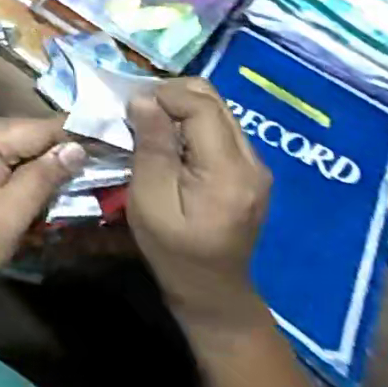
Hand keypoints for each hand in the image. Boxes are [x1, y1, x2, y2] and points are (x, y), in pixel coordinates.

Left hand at [0, 116, 86, 290]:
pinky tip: (46, 184)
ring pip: (23, 142)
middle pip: (34, 132)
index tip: (115, 146)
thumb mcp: (11, 215)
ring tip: (82, 178)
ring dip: (46, 161)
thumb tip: (78, 147)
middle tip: (102, 170)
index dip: (80, 137)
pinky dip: (27, 166)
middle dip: (64, 152)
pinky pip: (8, 150)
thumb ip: (44, 177)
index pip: (44, 127)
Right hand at [128, 78, 271, 330]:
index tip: (132, 106)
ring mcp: (255, 164)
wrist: (212, 292)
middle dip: (172, 94)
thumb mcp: (149, 200)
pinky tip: (171, 139)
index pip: (201, 106)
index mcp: (229, 171)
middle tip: (139, 110)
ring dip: (181, 105)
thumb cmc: (174, 250)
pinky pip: (219, 126)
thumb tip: (143, 99)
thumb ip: (151, 147)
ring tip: (152, 123)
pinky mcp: (250, 168)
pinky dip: (191, 121)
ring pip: (217, 108)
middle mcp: (251, 161)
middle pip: (213, 99)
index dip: (165, 94)